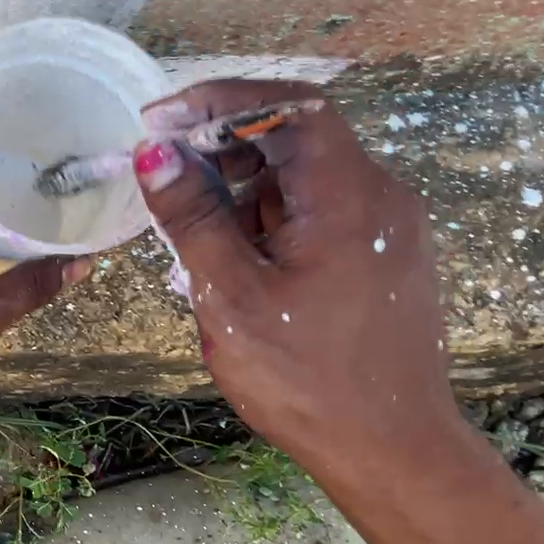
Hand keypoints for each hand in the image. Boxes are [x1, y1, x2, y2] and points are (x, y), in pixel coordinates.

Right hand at [133, 79, 461, 481]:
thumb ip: (193, 219)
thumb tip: (156, 154)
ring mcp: (382, 227)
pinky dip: (261, 218)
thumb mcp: (231, 295)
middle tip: (159, 181)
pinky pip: (312, 212)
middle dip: (220, 147)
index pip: (289, 107)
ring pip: (300, 179)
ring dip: (237, 189)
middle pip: (295, 138)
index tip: (157, 119)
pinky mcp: (377, 255)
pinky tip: (228, 261)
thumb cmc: (302, 375)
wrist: (387, 444)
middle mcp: (377, 195)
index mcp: (347, 196)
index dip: (220, 99)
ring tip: (187, 237)